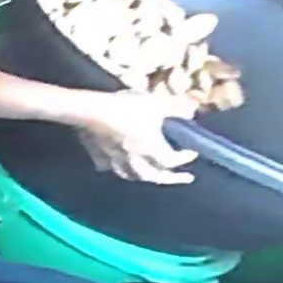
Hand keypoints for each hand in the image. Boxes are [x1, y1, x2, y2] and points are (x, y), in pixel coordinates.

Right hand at [71, 91, 200, 184]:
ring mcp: (113, 159)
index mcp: (150, 146)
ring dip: (144, 177)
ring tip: (152, 175)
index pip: (171, 161)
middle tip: (184, 178)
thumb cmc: (126, 106)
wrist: (89, 110)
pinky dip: (118, 170)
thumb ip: (174, 112)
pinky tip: (120, 167)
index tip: (193, 152)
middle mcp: (133, 158)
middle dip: (170, 178)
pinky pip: (109, 168)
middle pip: (151, 176)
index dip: (185, 158)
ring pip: (130, 175)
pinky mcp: (97, 155)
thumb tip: (188, 117)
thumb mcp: (158, 104)